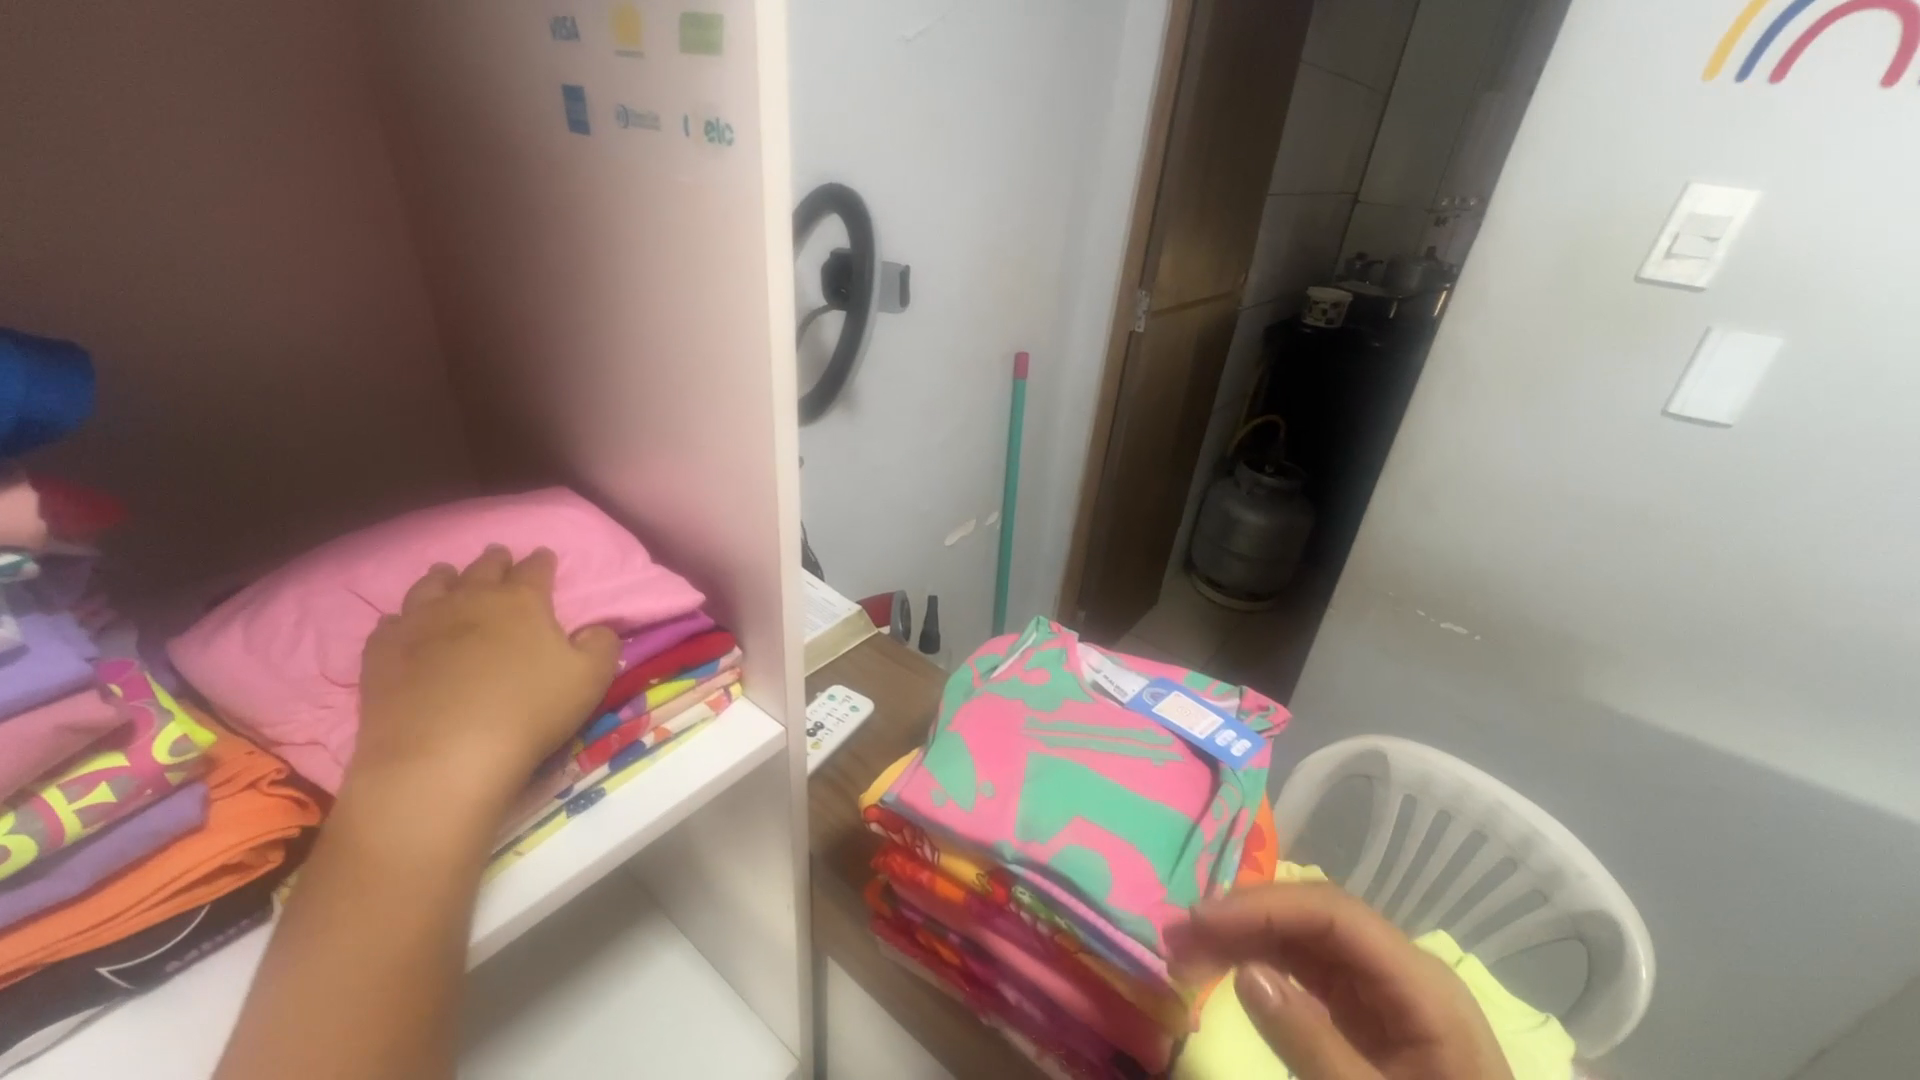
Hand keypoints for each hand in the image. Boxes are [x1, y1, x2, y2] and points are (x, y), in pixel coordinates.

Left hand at [355, 545, 619, 806]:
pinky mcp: (383, 653)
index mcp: (522, 602)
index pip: (535, 570)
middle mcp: (469, 601)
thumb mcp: (591, 679)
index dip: (542, 561)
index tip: (544, 556)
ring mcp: (420, 624)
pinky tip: (402, 622)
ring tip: (447, 573)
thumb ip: (601, 645)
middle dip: (494, 560)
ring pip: (432, 586)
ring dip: (445, 577)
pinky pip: (391, 623)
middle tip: (498, 554)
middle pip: (483, 570)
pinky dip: (401, 618)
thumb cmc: (529, 712)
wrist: (442, 756)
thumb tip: (594, 629)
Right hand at [1167, 883, 1512, 1079]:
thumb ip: (1315, 1046)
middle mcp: (1401, 970)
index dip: (1262, 906)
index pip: (1333, 914)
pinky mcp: (1366, 1013)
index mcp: (1420, 983)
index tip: (1200, 920)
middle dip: (1243, 919)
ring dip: (1243, 938)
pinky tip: (1225, 968)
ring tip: (1186, 953)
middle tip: (1176, 940)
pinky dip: (1260, 963)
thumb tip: (1247, 974)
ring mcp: (1383, 990)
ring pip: (1303, 939)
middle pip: (1313, 918)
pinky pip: (1307, 970)